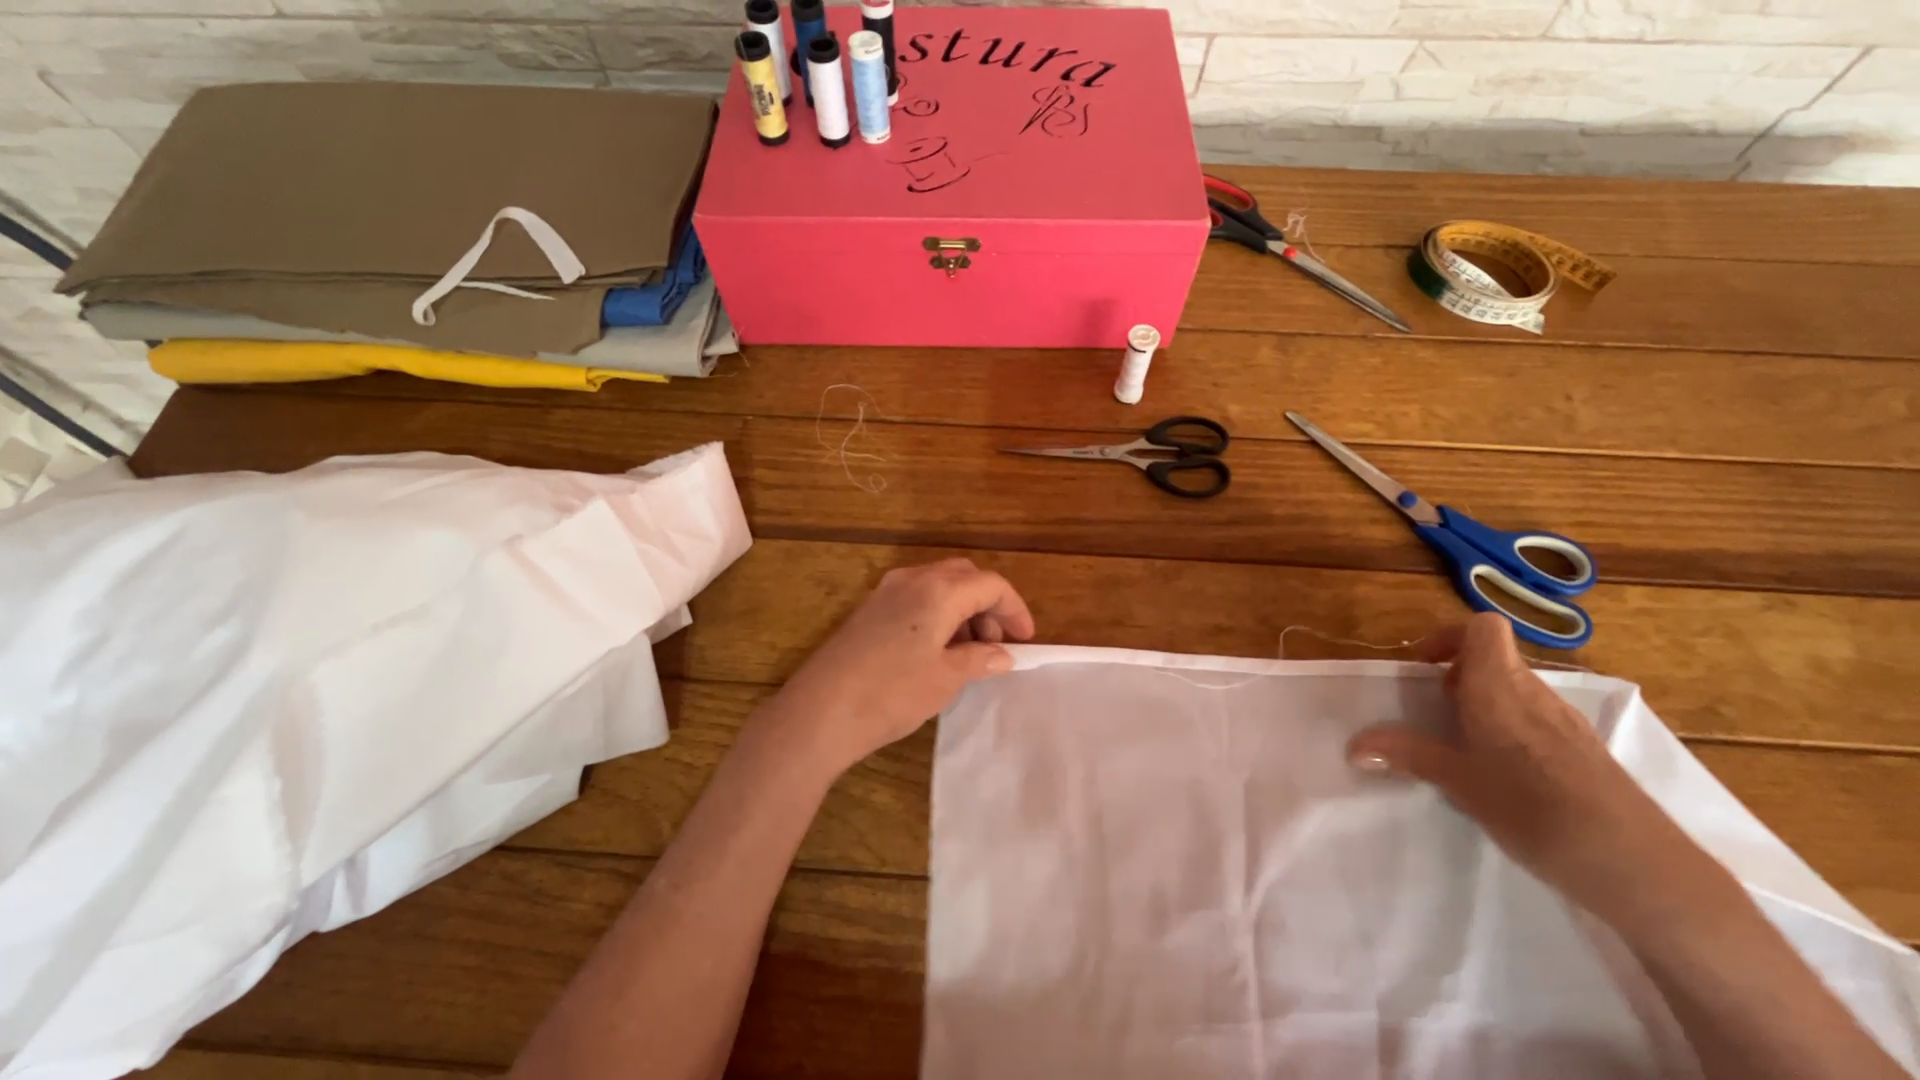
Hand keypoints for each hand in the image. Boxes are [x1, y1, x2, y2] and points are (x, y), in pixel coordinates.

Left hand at [763, 558, 1034, 774]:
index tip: (1025, 640)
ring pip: (938, 585)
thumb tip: (1002, 655)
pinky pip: (916, 598)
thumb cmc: (891, 693)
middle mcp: (912, 580)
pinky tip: (937, 651)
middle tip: (997, 644)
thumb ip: (979, 660)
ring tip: (969, 653)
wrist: (820, 712)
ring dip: (962, 610)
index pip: (990, 584)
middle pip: (964, 576)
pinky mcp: (868, 610)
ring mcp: (885, 592)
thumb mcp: (945, 679)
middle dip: (988, 605)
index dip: (1014, 609)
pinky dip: (938, 615)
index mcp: (938, 590)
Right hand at [1346, 613, 1718, 925]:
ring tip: (1458, 749)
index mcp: (1499, 687)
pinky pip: (1534, 720)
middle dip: (1456, 678)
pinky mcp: (1582, 749)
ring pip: (1513, 691)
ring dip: (1481, 706)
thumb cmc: (1534, 811)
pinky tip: (1499, 775)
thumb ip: (1410, 755)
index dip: (1448, 636)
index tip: (1422, 669)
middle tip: (1428, 716)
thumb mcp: (1460, 783)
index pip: (1481, 627)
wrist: (1631, 861)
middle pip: (1494, 660)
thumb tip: (1356, 744)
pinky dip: (1508, 730)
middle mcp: (1533, 693)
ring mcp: (1563, 721)